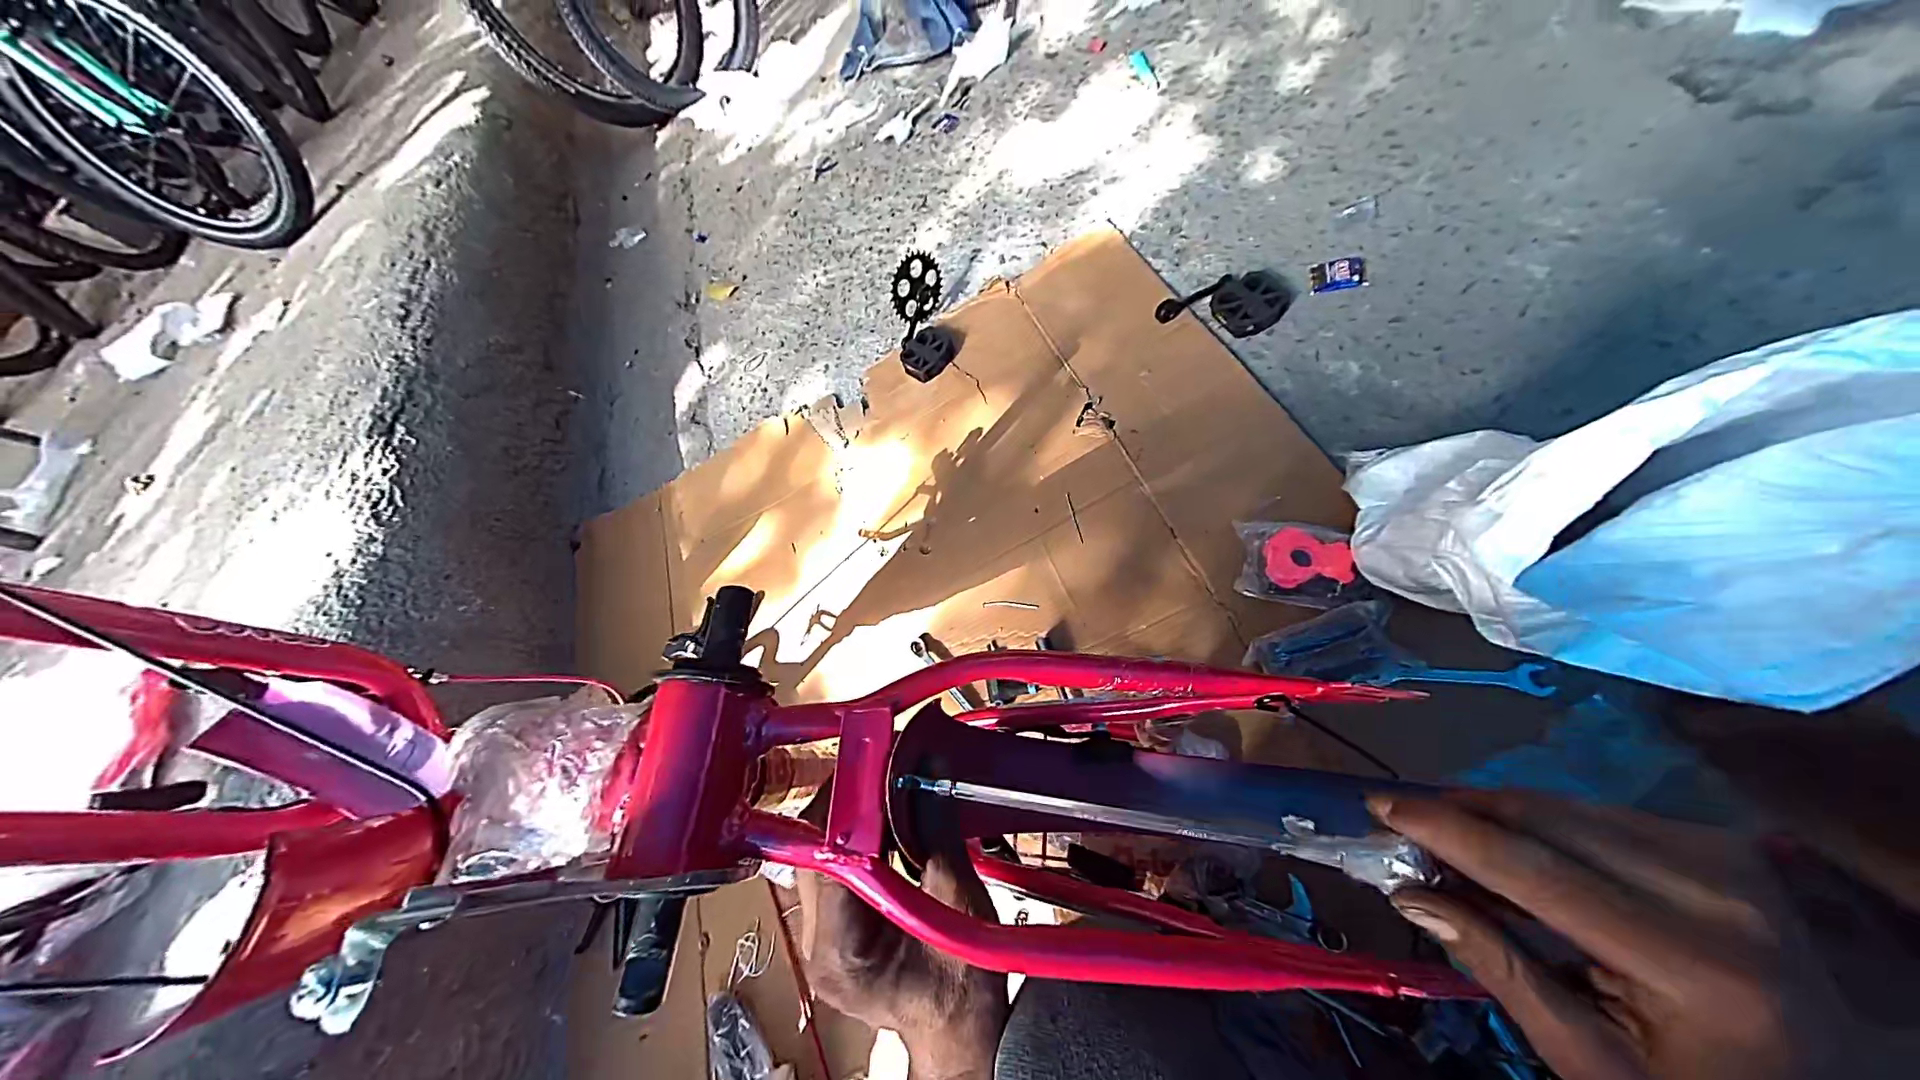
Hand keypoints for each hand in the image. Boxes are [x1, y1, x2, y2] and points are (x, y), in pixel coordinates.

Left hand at [794, 785, 1007, 1079]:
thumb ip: (936, 831)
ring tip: (882, 789)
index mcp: (840, 949)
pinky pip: (833, 869)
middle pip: (815, 853)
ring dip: (850, 820)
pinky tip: (882, 823)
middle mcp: (814, 944)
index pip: (829, 858)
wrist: (961, 1032)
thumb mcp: (960, 902)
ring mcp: (816, 939)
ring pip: (819, 856)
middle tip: (880, 769)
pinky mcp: (828, 930)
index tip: (872, 767)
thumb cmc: (964, 989)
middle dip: (847, 807)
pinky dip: (856, 841)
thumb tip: (927, 771)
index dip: (849, 808)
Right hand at [1371, 791, 1804, 1079]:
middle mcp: (1722, 898)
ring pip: (1568, 807)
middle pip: (1548, 823)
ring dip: (1492, 812)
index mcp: (1696, 967)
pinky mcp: (1725, 850)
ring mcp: (1732, 866)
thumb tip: (1408, 894)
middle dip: (1460, 812)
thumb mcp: (1589, 1059)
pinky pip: (1598, 813)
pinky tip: (1505, 838)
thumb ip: (1497, 968)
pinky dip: (1537, 819)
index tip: (1379, 805)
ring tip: (1440, 827)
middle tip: (1397, 816)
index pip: (1534, 870)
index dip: (1446, 831)